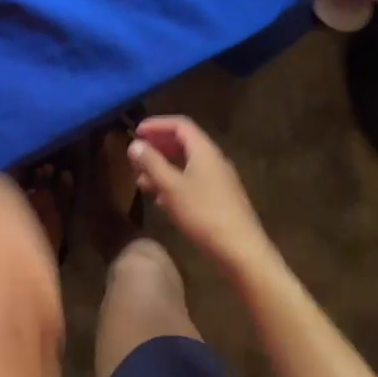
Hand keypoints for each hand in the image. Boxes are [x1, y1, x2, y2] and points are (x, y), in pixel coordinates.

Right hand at [129, 116, 273, 271]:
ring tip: (143, 183)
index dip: (156, 125)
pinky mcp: (222, 200)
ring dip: (164, 169)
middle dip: (158, 148)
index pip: (180, 125)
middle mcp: (215, 160)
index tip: (136, 132)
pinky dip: (176, 183)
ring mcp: (220, 181)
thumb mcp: (171, 187)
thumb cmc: (204, 214)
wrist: (242, 251)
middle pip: (183, 143)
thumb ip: (152, 163)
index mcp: (204, 150)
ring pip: (187, 165)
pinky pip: (194, 181)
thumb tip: (135, 145)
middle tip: (137, 158)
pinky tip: (163, 201)